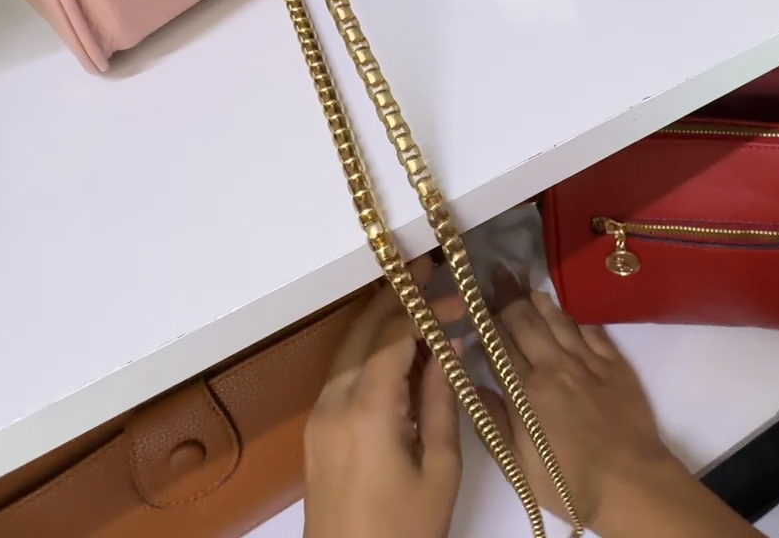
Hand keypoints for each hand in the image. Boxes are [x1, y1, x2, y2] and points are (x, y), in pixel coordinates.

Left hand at [304, 264, 462, 537]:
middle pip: (364, 329)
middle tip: (428, 268)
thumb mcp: (440, 468)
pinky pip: (345, 372)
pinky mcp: (317, 430)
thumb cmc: (405, 528)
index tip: (461, 299)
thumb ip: (442, 399)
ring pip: (350, 347)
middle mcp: (335, 402)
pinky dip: (372, 348)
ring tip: (417, 296)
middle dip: (397, 295)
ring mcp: (320, 416)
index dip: (428, 308)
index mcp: (368, 409)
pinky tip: (400, 348)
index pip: (396, 333)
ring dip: (383, 319)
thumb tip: (448, 346)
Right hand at [488, 281, 676, 528]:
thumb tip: (472, 387)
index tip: (476, 301)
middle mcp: (554, 367)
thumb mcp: (519, 467)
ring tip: (526, 280)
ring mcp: (586, 361)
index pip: (500, 347)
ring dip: (539, 300)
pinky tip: (566, 308)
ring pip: (557, 321)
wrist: (630, 481)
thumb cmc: (570, 483)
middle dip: (508, 298)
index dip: (487, 322)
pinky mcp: (613, 362)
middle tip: (497, 273)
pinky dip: (575, 316)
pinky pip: (591, 330)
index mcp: (526, 392)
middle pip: (526, 324)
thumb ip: (494, 424)